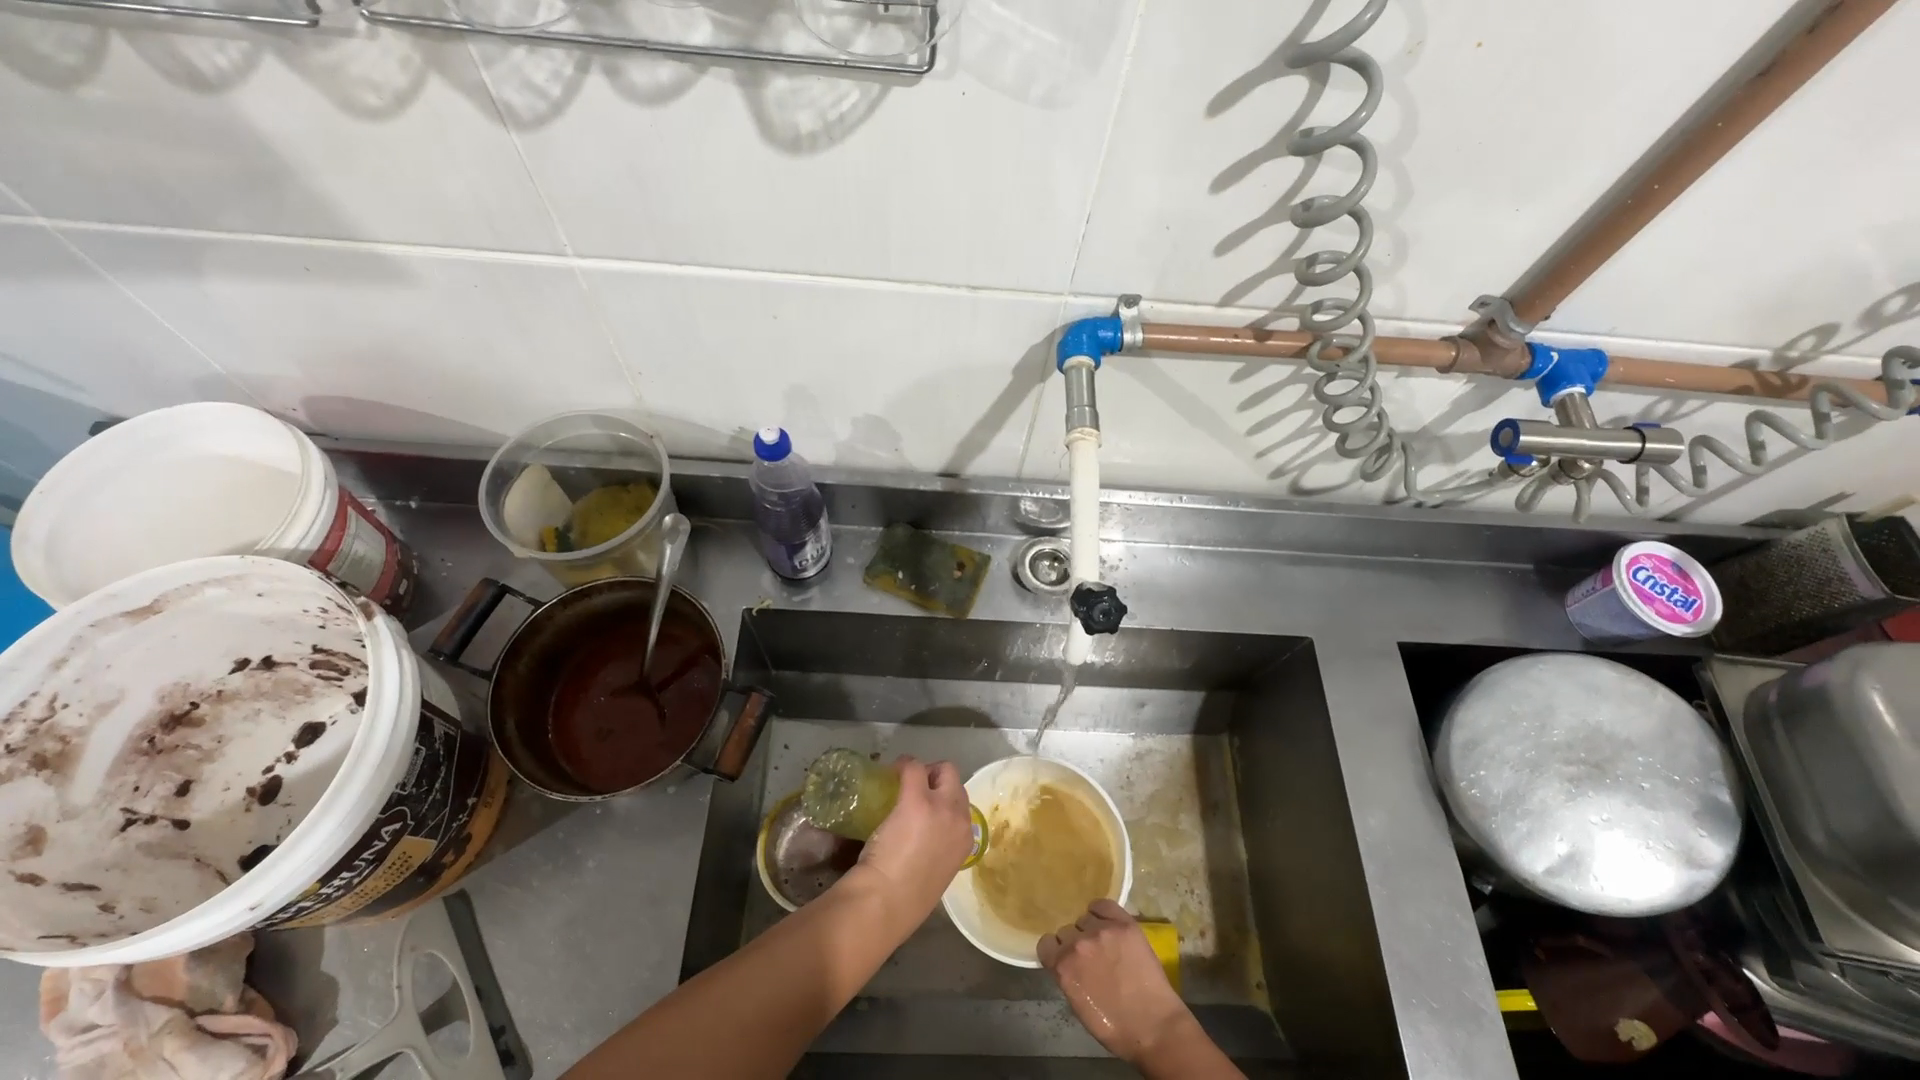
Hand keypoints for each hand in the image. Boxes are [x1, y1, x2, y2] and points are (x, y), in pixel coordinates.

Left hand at [847, 757, 974, 931]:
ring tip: (903, 780)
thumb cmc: (907, 897)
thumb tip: (923, 837)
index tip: (926, 803)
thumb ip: (937, 849)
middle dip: (938, 779)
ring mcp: (940, 807)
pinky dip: (902, 766)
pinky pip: (913, 767)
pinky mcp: (915, 798)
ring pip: (943, 770)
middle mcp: (959, 819)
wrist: (888, 900)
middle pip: (956, 782)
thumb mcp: (936, 870)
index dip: (944, 799)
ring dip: (925, 772)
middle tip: (916, 786)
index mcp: (966, 840)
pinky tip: (890, 773)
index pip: (962, 806)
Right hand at [1039, 901, 1198, 1065]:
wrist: (1153, 1026)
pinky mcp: (1125, 925)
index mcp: (1062, 966)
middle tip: (1091, 957)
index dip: (1056, 951)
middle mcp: (1078, 944)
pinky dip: (1103, 912)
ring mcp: (1103, 931)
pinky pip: (1104, 905)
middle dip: (1074, 942)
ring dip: (1091, 930)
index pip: (1046, 943)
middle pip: (1066, 930)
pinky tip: (1109, 924)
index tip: (1066, 959)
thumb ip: (1066, 975)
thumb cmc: (1114, 1026)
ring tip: (1105, 944)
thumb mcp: (1077, 1005)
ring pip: (1085, 918)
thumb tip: (1067, 961)